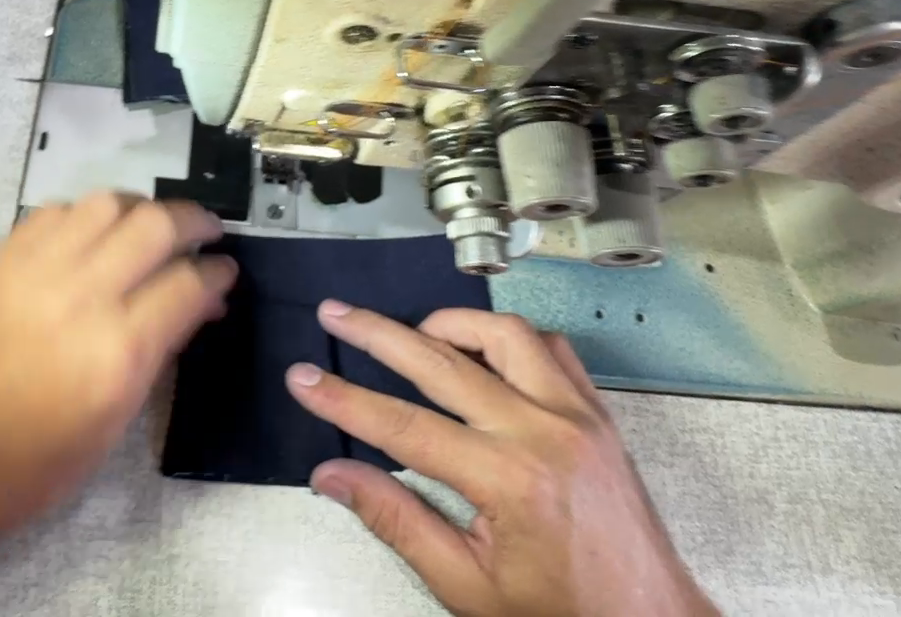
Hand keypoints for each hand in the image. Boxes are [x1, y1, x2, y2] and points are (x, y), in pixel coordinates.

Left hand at [0, 192, 232, 616]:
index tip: (227, 269)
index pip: (188, 282)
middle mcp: (79, 295)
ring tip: (152, 227)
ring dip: (141, 209)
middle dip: (194, 220)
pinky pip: (56, 211)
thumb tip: (201, 300)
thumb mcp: (118, 417)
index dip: (218, 271)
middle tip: (207, 230)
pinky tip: (93, 236)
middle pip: (155, 224)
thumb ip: (163, 345)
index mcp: (117, 350)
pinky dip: (87, 216)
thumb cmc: (39, 460)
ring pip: (106, 202)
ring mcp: (33, 269)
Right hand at [285, 303, 716, 616]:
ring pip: (503, 333)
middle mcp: (544, 431)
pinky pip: (550, 347)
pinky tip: (481, 348)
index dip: (345, 400)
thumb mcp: (467, 587)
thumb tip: (330, 475)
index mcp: (509, 481)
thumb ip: (395, 520)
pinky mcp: (597, 411)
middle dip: (378, 333)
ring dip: (449, 324)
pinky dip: (507, 337)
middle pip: (442, 361)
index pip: (405, 427)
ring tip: (409, 330)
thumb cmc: (560, 616)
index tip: (303, 377)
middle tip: (336, 313)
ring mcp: (577, 413)